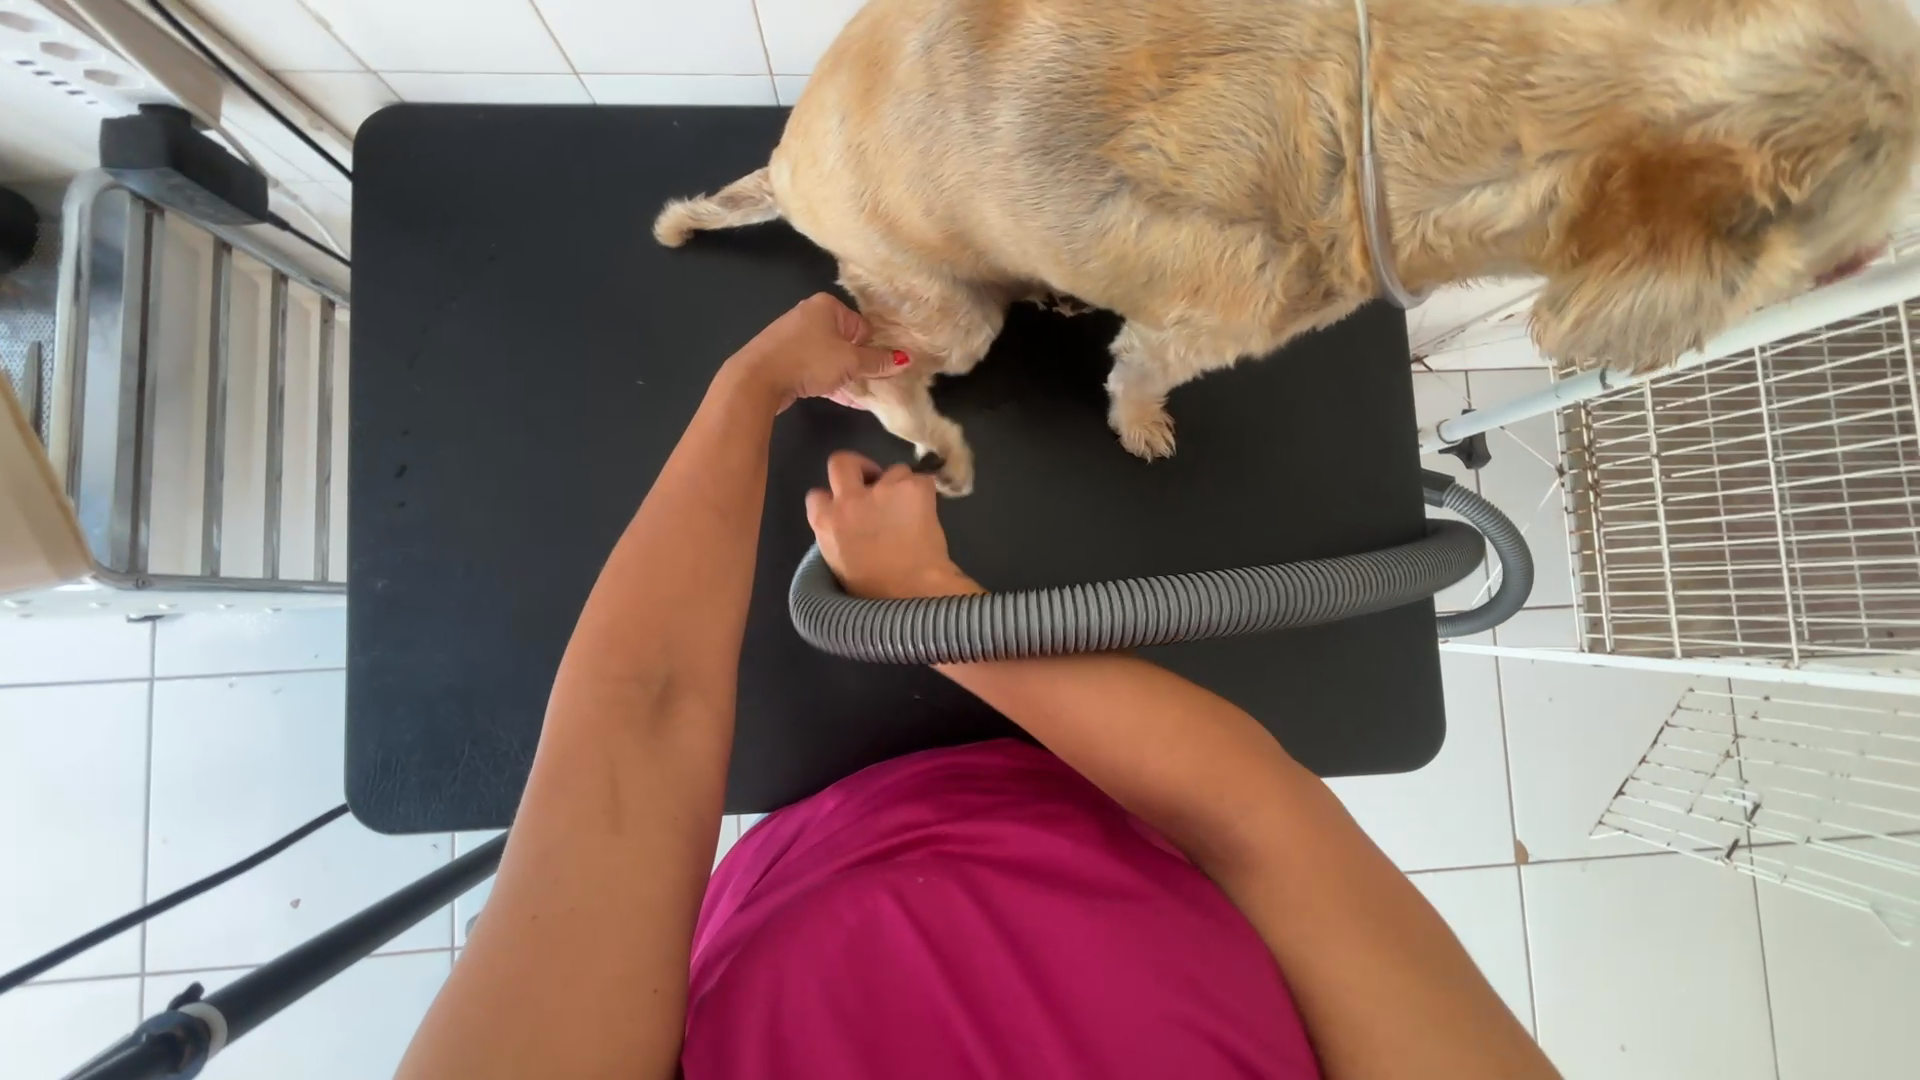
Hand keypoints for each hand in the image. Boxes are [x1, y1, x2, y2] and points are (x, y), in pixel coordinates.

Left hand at [721, 293, 906, 410]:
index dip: (875, 349)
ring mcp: (795, 338)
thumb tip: (906, 359)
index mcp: (827, 306)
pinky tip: (845, 400)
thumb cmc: (809, 361)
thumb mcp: (850, 362)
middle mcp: (810, 316)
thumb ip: (879, 362)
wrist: (758, 378)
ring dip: (847, 377)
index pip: (863, 326)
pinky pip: (816, 369)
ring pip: (831, 358)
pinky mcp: (785, 359)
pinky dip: (830, 382)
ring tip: (864, 397)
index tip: (884, 369)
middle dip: (861, 365)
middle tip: (876, 384)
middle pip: (847, 342)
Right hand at [804, 451, 983, 599]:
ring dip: (900, 486)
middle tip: (875, 483)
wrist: (914, 592)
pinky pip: (921, 479)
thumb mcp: (838, 564)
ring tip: (911, 511)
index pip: (816, 495)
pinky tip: (928, 512)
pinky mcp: (913, 487)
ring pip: (893, 470)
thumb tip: (845, 524)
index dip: (834, 499)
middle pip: (842, 462)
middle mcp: (849, 498)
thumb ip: (834, 535)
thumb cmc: (875, 591)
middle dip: (858, 468)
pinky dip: (925, 493)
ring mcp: (882, 489)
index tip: (847, 507)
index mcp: (825, 521)